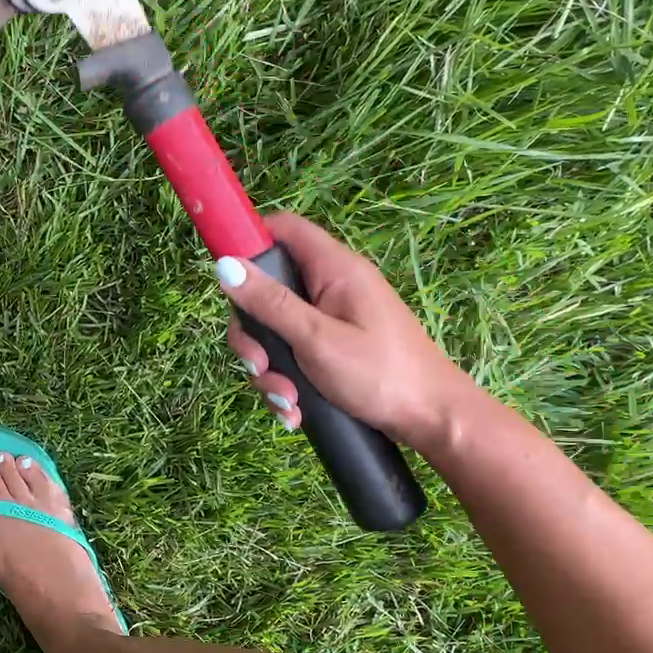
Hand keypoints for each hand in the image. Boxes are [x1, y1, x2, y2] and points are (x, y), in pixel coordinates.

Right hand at [220, 213, 481, 452]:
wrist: (431, 421)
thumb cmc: (381, 373)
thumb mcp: (316, 338)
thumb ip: (269, 302)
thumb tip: (224, 266)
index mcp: (334, 271)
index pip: (283, 231)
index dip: (247, 242)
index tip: (221, 273)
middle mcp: (328, 289)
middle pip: (263, 292)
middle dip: (252, 335)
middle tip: (258, 364)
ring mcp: (327, 320)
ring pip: (270, 332)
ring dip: (267, 369)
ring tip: (287, 399)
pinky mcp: (326, 349)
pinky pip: (287, 356)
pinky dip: (284, 383)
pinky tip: (294, 409)